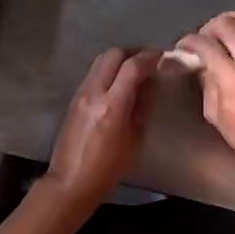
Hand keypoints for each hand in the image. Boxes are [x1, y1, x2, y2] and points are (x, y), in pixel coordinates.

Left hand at [44, 47, 160, 205]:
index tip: (163, 56)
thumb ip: (143, 105)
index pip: (132, 66)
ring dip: (119, 59)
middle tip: (150, 61)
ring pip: (100, 61)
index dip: (150, 57)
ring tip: (136, 70)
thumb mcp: (136, 138)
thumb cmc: (109, 167)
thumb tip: (151, 81)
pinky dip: (108, 70)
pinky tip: (119, 82)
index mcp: (112, 105)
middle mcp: (93, 92)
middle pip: (113, 54)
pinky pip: (93, 73)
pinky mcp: (74, 98)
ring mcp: (80, 93)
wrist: (71, 181)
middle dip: (134, 52)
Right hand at [173, 9, 234, 170]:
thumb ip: (207, 84)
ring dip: (232, 18)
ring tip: (223, 27)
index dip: (189, 41)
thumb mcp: (215, 114)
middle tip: (203, 37)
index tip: (183, 45)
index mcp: (232, 79)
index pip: (206, 46)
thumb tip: (202, 64)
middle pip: (226, 26)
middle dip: (208, 27)